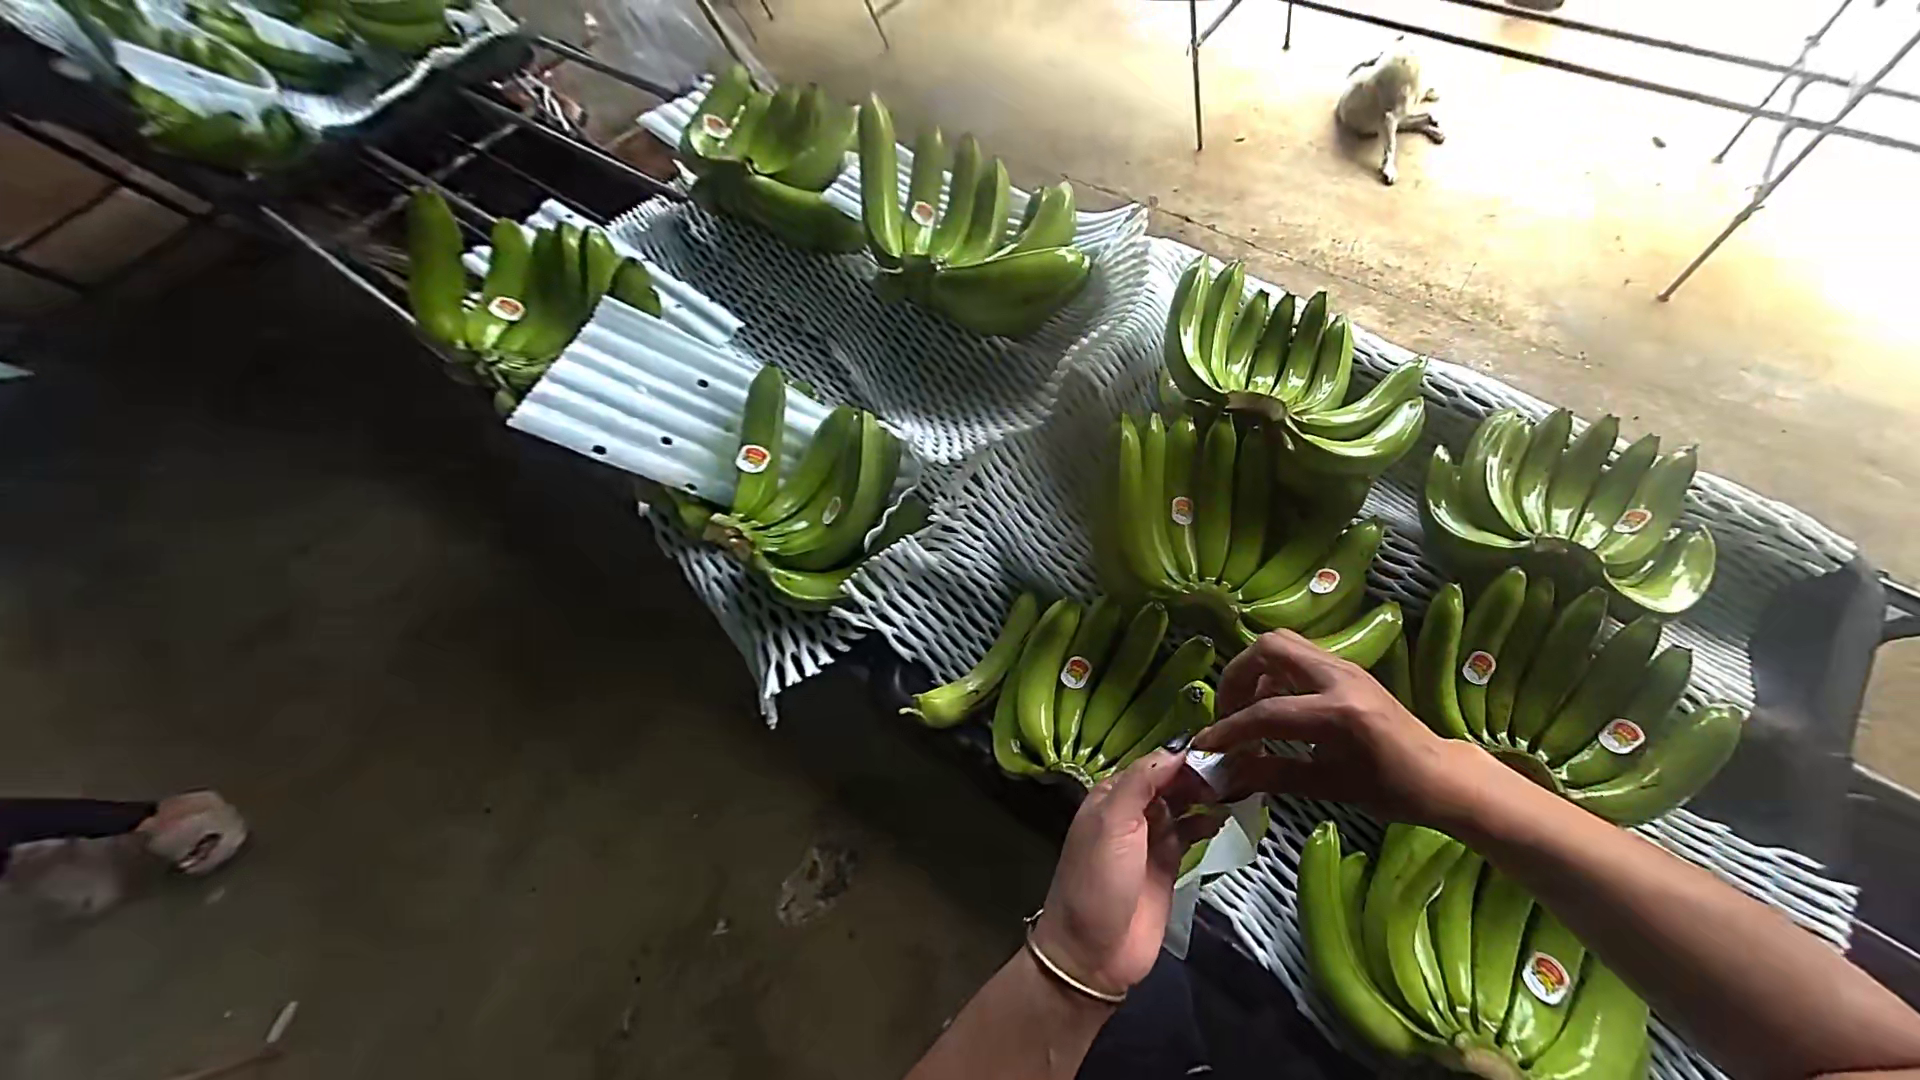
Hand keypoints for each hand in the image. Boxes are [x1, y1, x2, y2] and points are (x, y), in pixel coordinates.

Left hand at [1031, 752, 1224, 998]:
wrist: (1094, 950)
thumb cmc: (1098, 878)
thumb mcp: (1113, 822)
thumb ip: (1140, 783)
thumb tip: (1175, 751)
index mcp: (1111, 795)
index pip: (1151, 765)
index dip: (1180, 756)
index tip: (1217, 747)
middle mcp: (1131, 810)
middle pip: (1169, 783)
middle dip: (1197, 774)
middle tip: (1236, 767)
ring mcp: (1150, 837)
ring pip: (1182, 805)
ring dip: (1205, 795)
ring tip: (1237, 786)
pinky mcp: (1168, 863)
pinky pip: (1190, 833)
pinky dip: (1206, 823)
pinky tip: (1224, 816)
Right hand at [1190, 630, 1495, 827]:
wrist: (1442, 775)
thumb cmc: (1392, 789)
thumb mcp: (1328, 786)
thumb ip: (1270, 774)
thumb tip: (1223, 774)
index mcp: (1340, 714)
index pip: (1267, 712)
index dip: (1229, 730)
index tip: (1205, 746)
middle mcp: (1340, 677)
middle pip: (1268, 649)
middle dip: (1236, 676)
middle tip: (1229, 710)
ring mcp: (1343, 666)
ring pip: (1280, 643)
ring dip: (1253, 669)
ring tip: (1247, 705)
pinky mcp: (1344, 665)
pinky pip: (1295, 652)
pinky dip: (1271, 670)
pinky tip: (1272, 700)